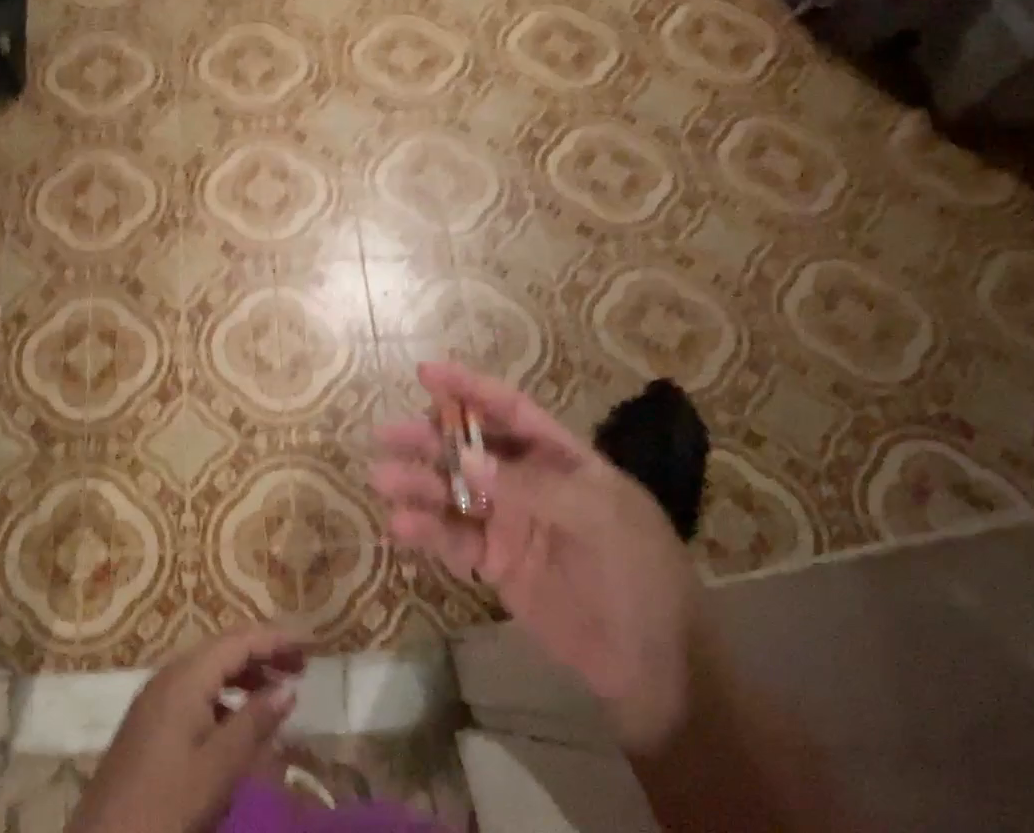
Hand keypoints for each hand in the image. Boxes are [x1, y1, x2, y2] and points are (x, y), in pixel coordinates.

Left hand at [70, 627, 299, 832]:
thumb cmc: (167, 802)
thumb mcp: (219, 767)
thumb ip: (254, 723)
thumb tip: (288, 688)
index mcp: (184, 679)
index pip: (236, 641)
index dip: (275, 639)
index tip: (311, 644)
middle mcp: (167, 678)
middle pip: (221, 649)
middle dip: (262, 652)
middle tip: (302, 666)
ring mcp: (155, 699)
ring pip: (207, 670)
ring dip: (244, 673)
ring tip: (278, 691)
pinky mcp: (150, 722)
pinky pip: (194, 691)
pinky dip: (224, 695)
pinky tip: (240, 720)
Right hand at [371, 362, 702, 752]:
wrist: (650, 660)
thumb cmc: (636, 571)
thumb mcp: (596, 516)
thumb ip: (529, 485)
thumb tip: (464, 459)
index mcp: (562, 459)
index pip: (511, 412)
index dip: (470, 389)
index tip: (426, 373)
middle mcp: (530, 483)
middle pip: (471, 450)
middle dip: (430, 438)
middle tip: (386, 435)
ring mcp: (509, 525)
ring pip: (453, 494)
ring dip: (419, 484)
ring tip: (383, 481)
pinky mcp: (494, 565)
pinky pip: (453, 540)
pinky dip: (426, 532)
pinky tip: (401, 527)